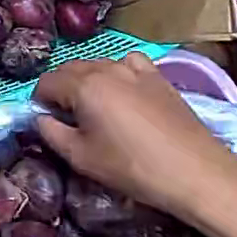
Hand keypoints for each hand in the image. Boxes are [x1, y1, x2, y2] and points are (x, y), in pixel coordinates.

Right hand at [34, 51, 236, 225]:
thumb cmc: (132, 167)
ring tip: (95, 108)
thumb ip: (51, 133)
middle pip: (69, 68)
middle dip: (60, 88)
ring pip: (97, 64)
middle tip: (67, 118)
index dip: (40, 102)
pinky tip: (124, 92)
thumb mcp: (81, 158)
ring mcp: (135, 69)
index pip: (46, 82)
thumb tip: (41, 118)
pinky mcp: (158, 77)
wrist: (196, 172)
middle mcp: (107, 69)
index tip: (48, 122)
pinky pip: (128, 63)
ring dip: (87, 80)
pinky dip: (118, 72)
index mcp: (84, 86)